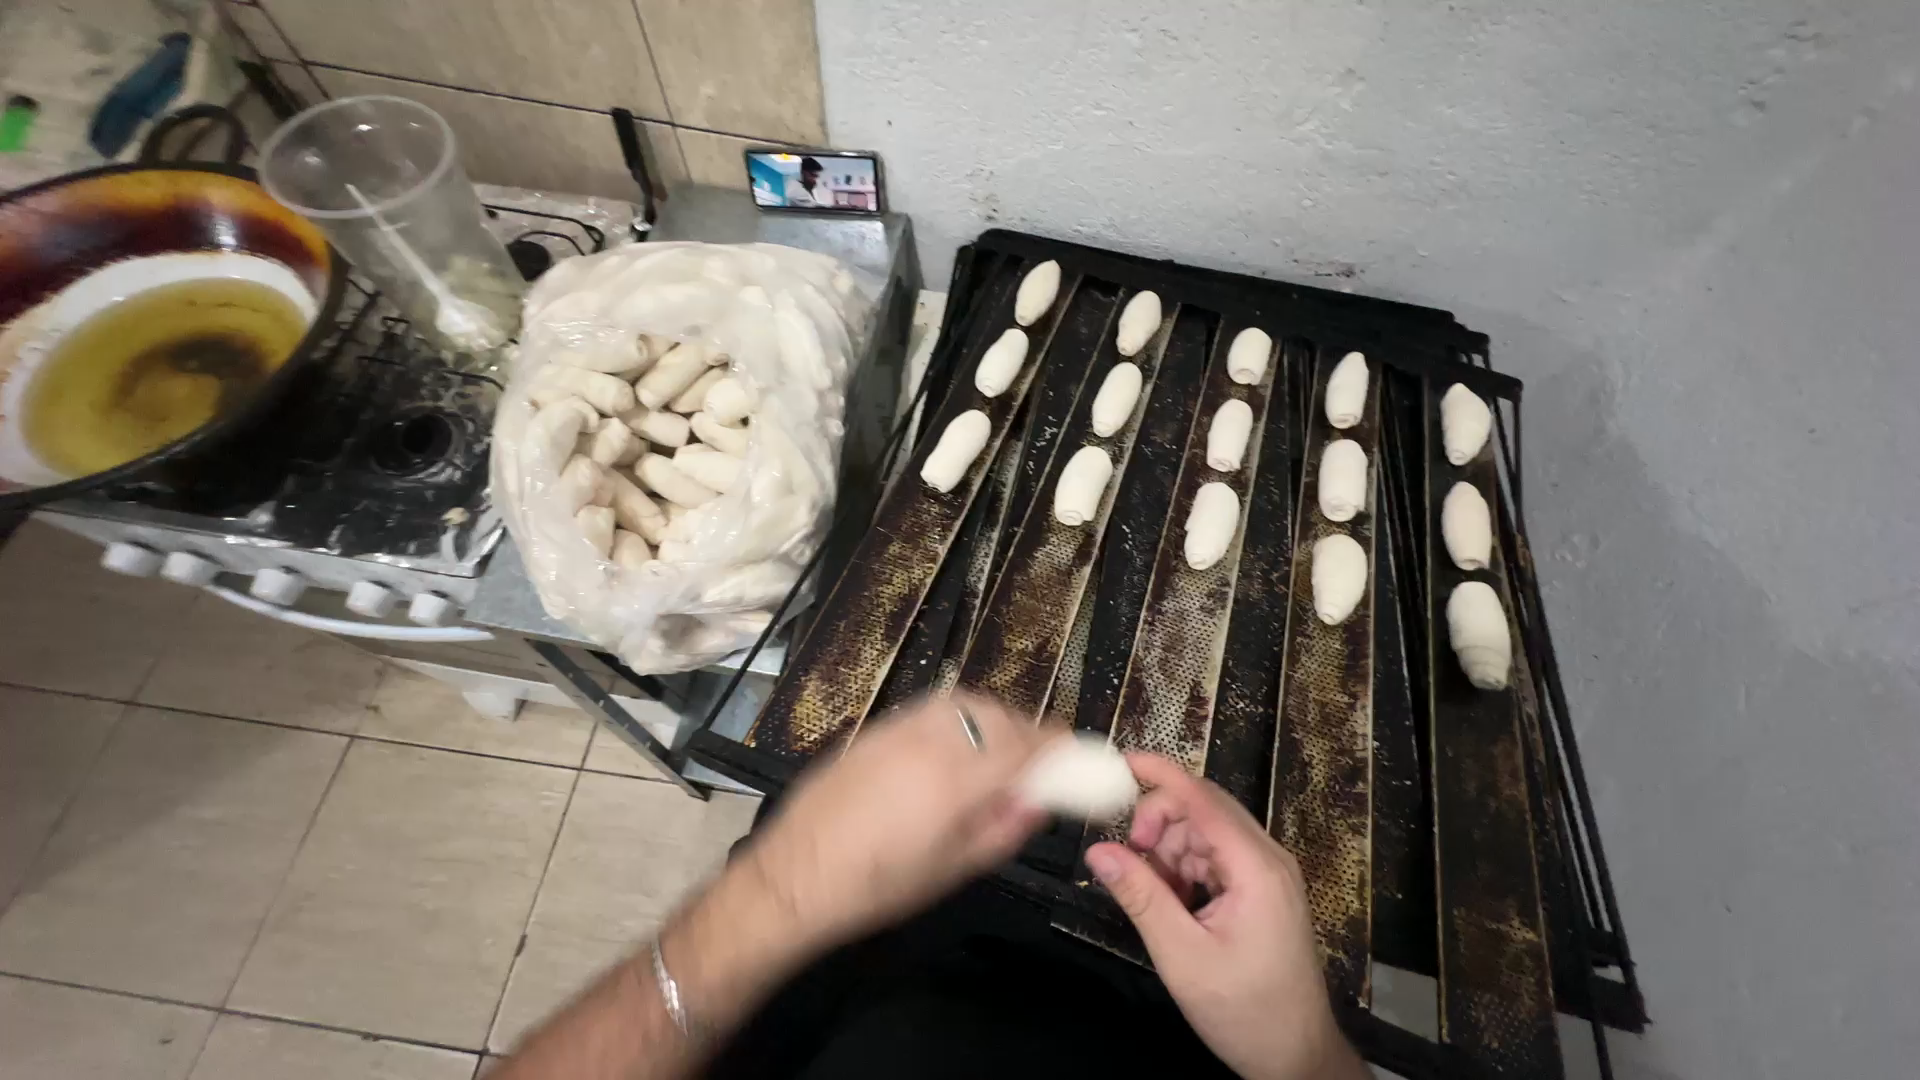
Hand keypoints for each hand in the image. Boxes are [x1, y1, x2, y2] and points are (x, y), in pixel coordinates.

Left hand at [738, 693, 1052, 951]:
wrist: (794, 874)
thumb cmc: (877, 886)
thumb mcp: (951, 870)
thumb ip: (1002, 829)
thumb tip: (1039, 800)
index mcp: (956, 779)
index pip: (1024, 747)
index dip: (1057, 748)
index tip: (1077, 755)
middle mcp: (932, 740)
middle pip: (998, 717)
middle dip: (1029, 731)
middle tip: (1042, 758)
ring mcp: (901, 727)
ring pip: (967, 703)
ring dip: (996, 717)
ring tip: (1004, 746)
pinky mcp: (878, 727)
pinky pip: (935, 708)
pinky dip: (963, 716)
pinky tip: (961, 742)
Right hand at [1084, 754, 1365, 1079]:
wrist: (1297, 1061)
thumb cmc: (1245, 1012)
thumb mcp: (1182, 956)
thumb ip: (1140, 896)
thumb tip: (1097, 851)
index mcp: (1255, 868)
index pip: (1202, 798)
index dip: (1160, 773)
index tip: (1121, 761)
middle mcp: (1266, 858)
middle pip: (1202, 808)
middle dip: (1157, 821)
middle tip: (1130, 855)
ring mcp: (1266, 872)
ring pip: (1203, 831)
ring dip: (1169, 849)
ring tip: (1156, 894)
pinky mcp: (1260, 888)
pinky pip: (1213, 855)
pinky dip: (1185, 868)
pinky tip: (1174, 901)